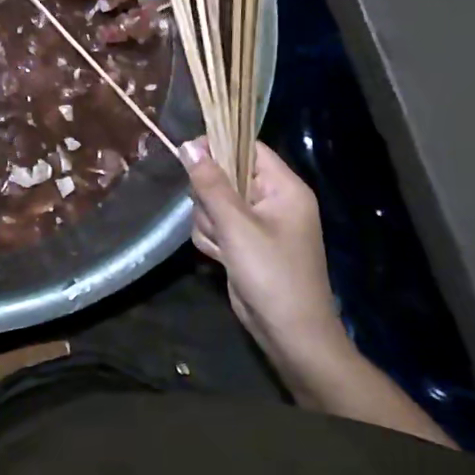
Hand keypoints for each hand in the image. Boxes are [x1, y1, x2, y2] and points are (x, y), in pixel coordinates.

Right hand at [179, 138, 345, 355]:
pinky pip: (215, 225)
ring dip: (208, 223)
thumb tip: (187, 145)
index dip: (218, 146)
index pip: (248, 148)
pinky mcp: (244, 241)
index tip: (187, 155)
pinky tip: (221, 257)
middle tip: (215, 219)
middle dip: (209, 198)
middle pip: (224, 176)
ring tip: (223, 246)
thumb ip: (210, 184)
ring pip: (213, 203)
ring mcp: (258, 222)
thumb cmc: (271, 272)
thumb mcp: (236, 225)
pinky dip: (212, 239)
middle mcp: (272, 200)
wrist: (287, 328)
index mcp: (284, 189)